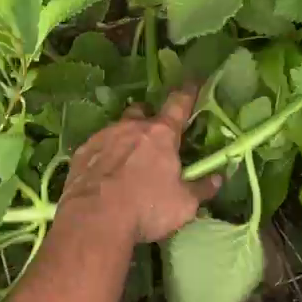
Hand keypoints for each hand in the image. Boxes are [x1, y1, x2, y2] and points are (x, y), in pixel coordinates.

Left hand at [56, 88, 221, 245]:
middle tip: (154, 136)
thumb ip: (201, 188)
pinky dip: (104, 155)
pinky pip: (97, 146)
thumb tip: (218, 178)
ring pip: (118, 127)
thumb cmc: (146, 208)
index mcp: (161, 134)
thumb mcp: (183, 204)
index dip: (188, 93)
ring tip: (127, 160)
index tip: (193, 82)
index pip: (179, 103)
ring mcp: (104, 136)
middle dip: (149, 117)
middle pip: (142, 111)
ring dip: (125, 137)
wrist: (94, 219)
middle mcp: (131, 126)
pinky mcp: (83, 152)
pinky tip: (104, 174)